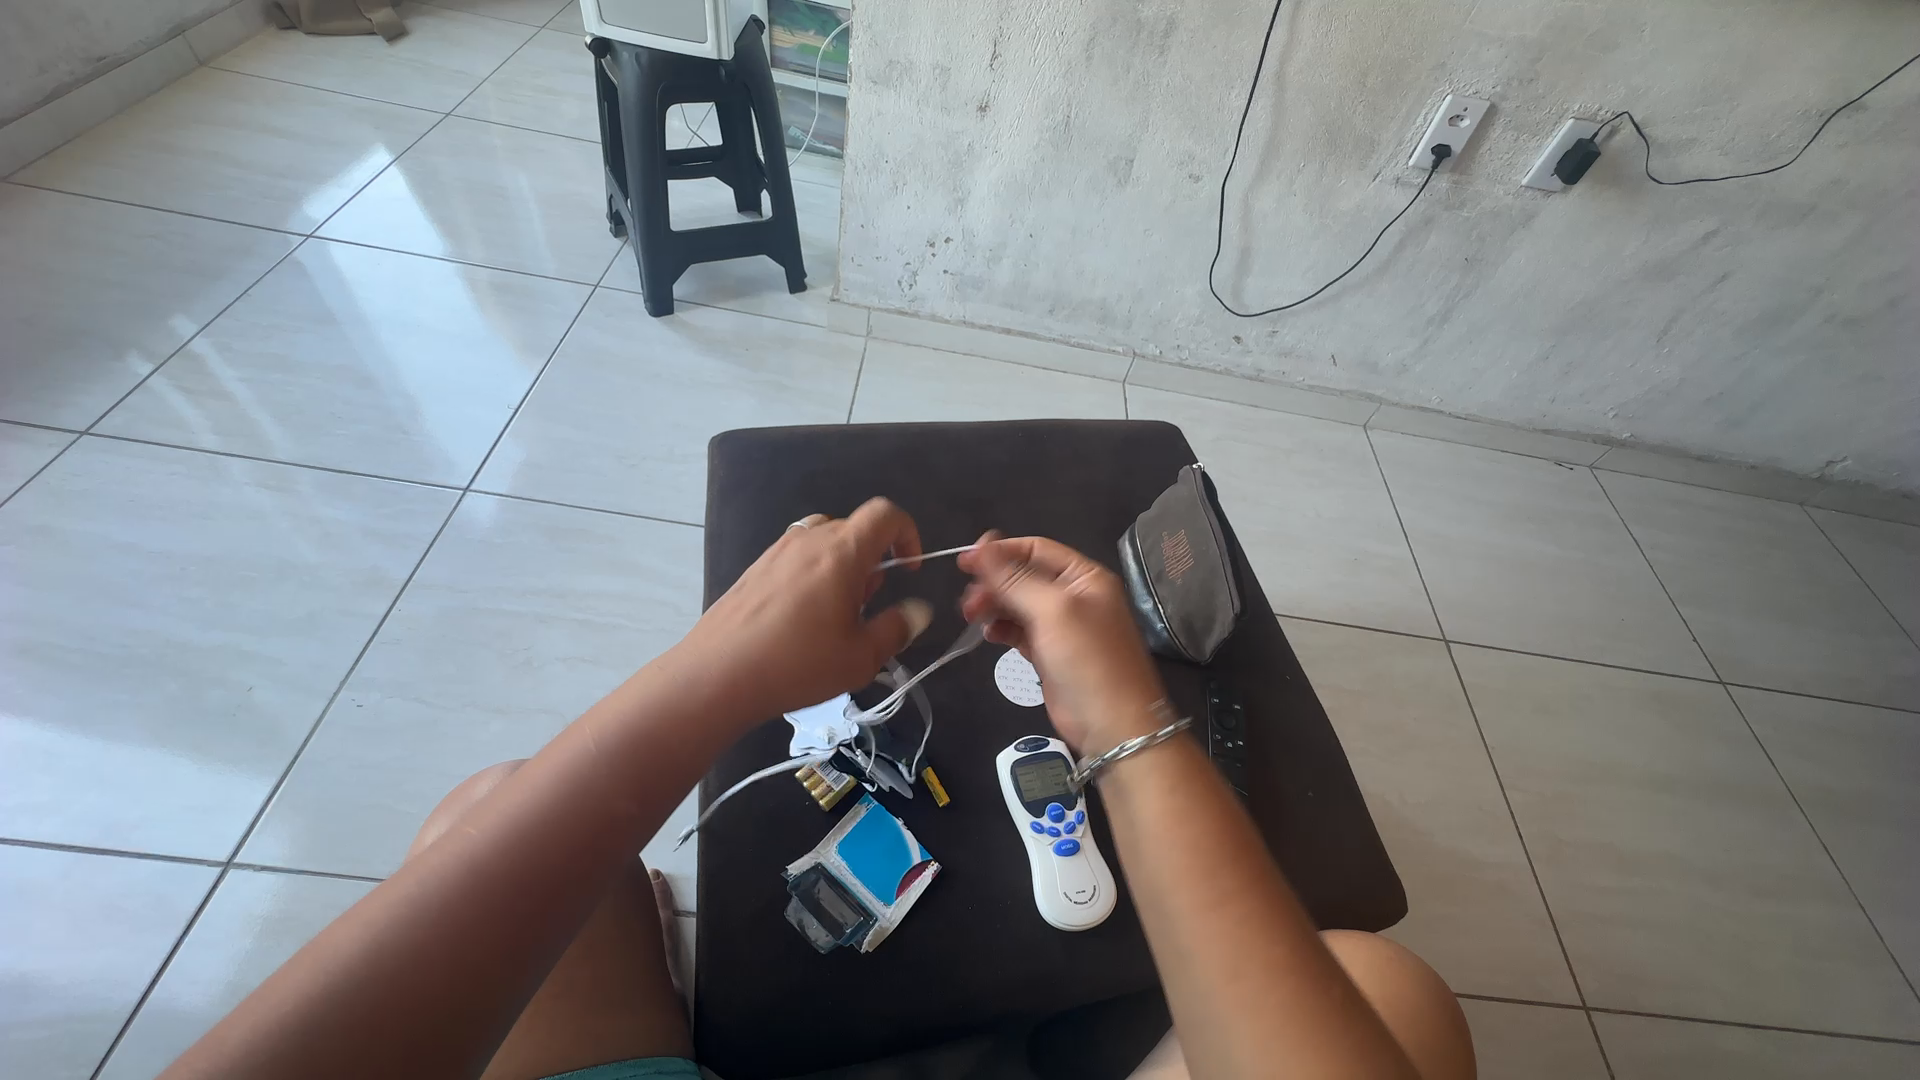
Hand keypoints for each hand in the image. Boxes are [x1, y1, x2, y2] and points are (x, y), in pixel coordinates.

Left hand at [680, 499, 933, 719]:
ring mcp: (777, 550)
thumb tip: (918, 610)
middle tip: (868, 603)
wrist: (717, 674)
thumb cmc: (798, 663)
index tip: (908, 569)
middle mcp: (810, 539)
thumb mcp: (861, 657)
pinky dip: (813, 572)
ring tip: (835, 610)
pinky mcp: (755, 568)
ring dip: (841, 564)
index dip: (907, 533)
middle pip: (854, 528)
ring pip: (823, 540)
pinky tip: (801, 617)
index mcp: (842, 551)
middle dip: (873, 558)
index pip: (885, 514)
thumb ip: (896, 628)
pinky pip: (797, 555)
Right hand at [958, 533, 1168, 756]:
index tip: (963, 561)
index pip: (1036, 549)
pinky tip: (988, 634)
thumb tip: (981, 545)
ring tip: (972, 617)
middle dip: (994, 584)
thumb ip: (1014, 579)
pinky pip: (1020, 631)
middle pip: (1024, 576)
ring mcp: (1063, 626)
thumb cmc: (1087, 660)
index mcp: (1084, 576)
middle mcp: (1074, 595)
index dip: (999, 552)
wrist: (1113, 725)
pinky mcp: (1051, 652)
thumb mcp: (1052, 611)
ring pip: (1019, 604)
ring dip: (994, 606)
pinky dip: (1003, 629)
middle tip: (967, 601)